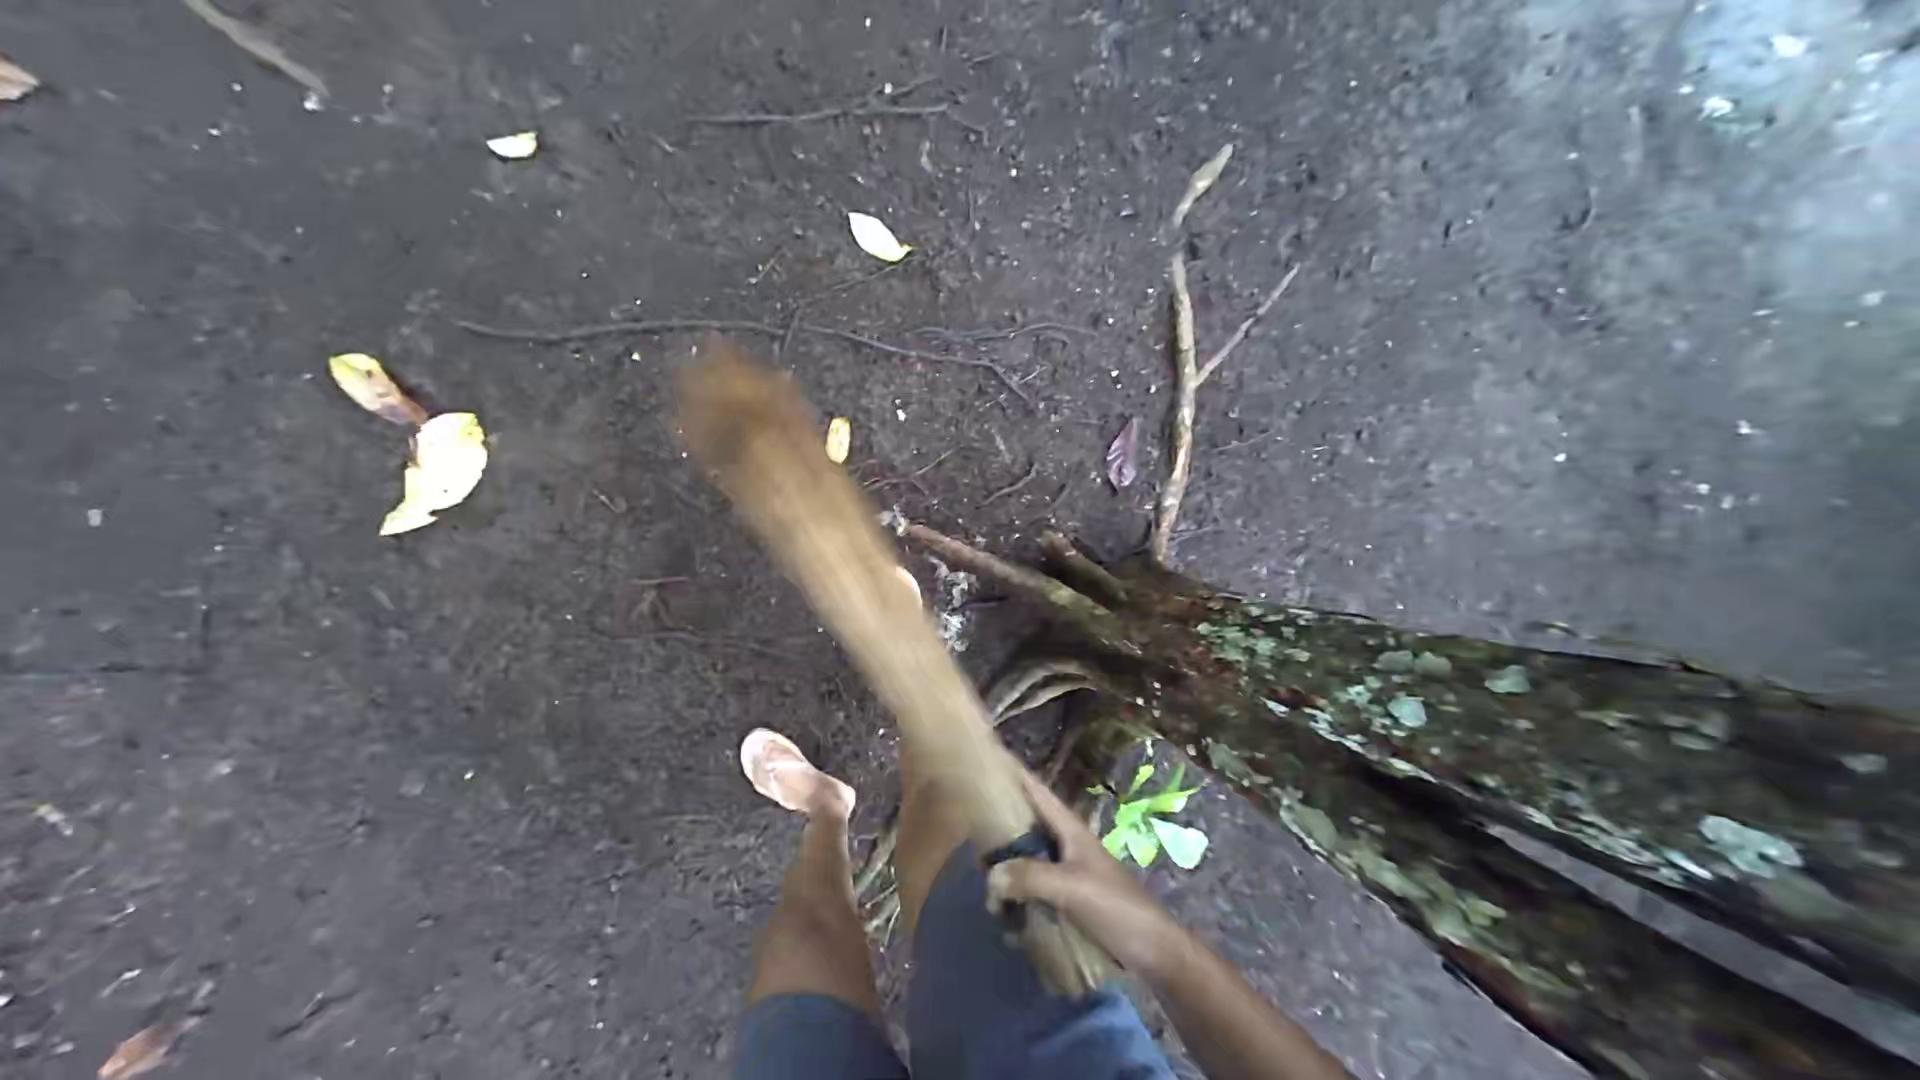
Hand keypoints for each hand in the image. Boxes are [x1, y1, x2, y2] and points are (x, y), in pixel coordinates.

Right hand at [986, 769, 1190, 976]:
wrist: (1155, 952)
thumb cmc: (1117, 908)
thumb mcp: (1071, 888)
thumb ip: (1030, 877)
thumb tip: (991, 875)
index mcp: (1070, 828)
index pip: (1036, 790)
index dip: (1014, 773)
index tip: (986, 759)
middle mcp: (1065, 843)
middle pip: (1024, 826)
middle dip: (998, 832)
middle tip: (970, 842)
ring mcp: (1066, 871)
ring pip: (1025, 860)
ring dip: (1006, 875)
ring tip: (989, 899)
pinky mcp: (1067, 899)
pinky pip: (1033, 890)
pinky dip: (1018, 901)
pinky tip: (1009, 923)